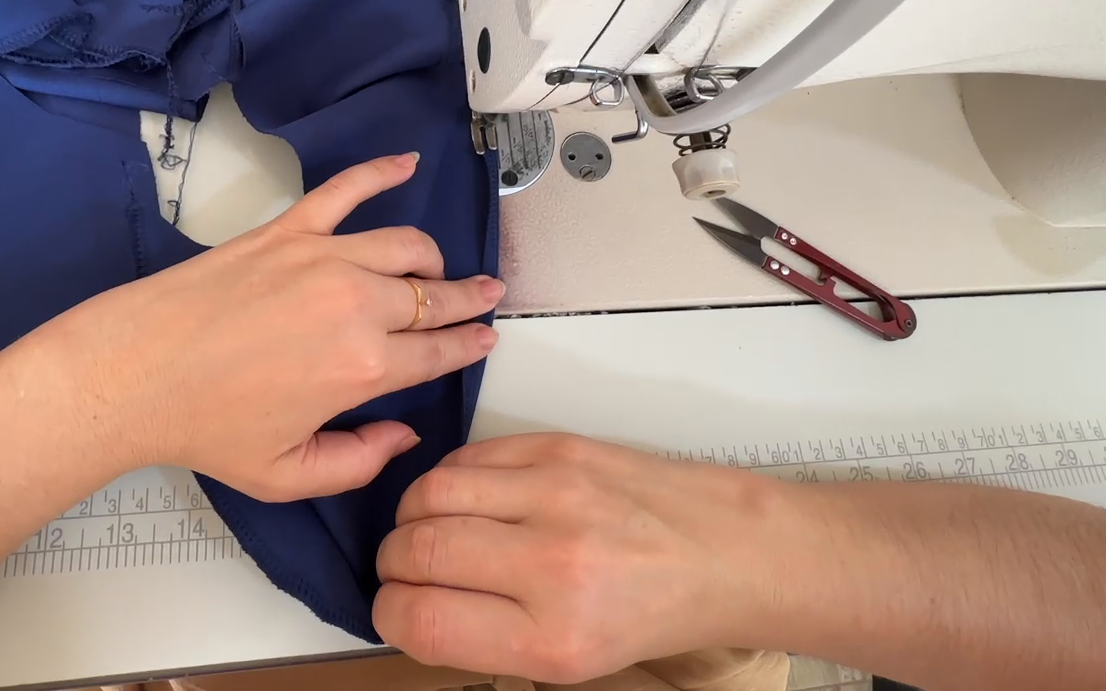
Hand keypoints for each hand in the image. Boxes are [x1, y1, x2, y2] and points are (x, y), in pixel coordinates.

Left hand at [45, 154, 502, 501]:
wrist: (132, 371)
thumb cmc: (206, 428)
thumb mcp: (287, 476)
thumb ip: (360, 462)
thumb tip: (406, 436)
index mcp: (363, 367)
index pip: (438, 351)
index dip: (469, 344)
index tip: (487, 335)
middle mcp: (358, 303)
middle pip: (433, 295)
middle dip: (469, 298)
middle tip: (487, 295)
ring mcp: (324, 257)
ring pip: (406, 244)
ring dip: (431, 257)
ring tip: (436, 267)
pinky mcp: (290, 228)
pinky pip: (347, 189)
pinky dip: (381, 171)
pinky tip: (407, 162)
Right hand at [372, 434, 784, 683]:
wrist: (717, 548)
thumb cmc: (646, 613)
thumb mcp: (570, 661)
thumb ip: (485, 635)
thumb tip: (412, 604)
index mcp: (553, 638)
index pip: (424, 620)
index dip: (388, 613)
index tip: (394, 607)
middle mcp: (549, 561)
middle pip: (416, 549)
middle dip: (392, 560)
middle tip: (402, 565)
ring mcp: (552, 491)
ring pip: (430, 490)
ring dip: (410, 513)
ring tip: (425, 526)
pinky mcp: (555, 444)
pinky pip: (466, 455)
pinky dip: (447, 478)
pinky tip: (462, 497)